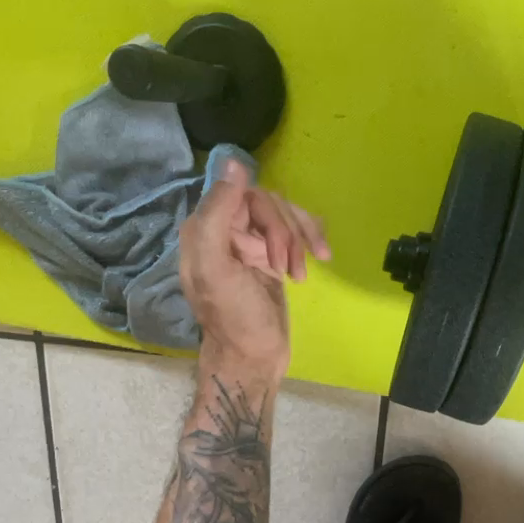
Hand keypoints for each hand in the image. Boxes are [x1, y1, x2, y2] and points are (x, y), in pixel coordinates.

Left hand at [179, 159, 330, 377]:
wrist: (254, 358)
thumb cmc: (235, 317)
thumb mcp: (216, 267)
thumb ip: (217, 214)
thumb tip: (236, 164)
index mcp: (204, 228)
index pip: (243, 192)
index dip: (269, 216)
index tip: (278, 251)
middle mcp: (224, 230)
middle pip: (267, 202)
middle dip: (286, 233)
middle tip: (288, 268)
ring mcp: (249, 243)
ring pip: (284, 215)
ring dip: (300, 240)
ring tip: (300, 273)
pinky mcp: (270, 257)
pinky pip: (294, 231)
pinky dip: (310, 241)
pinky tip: (319, 260)